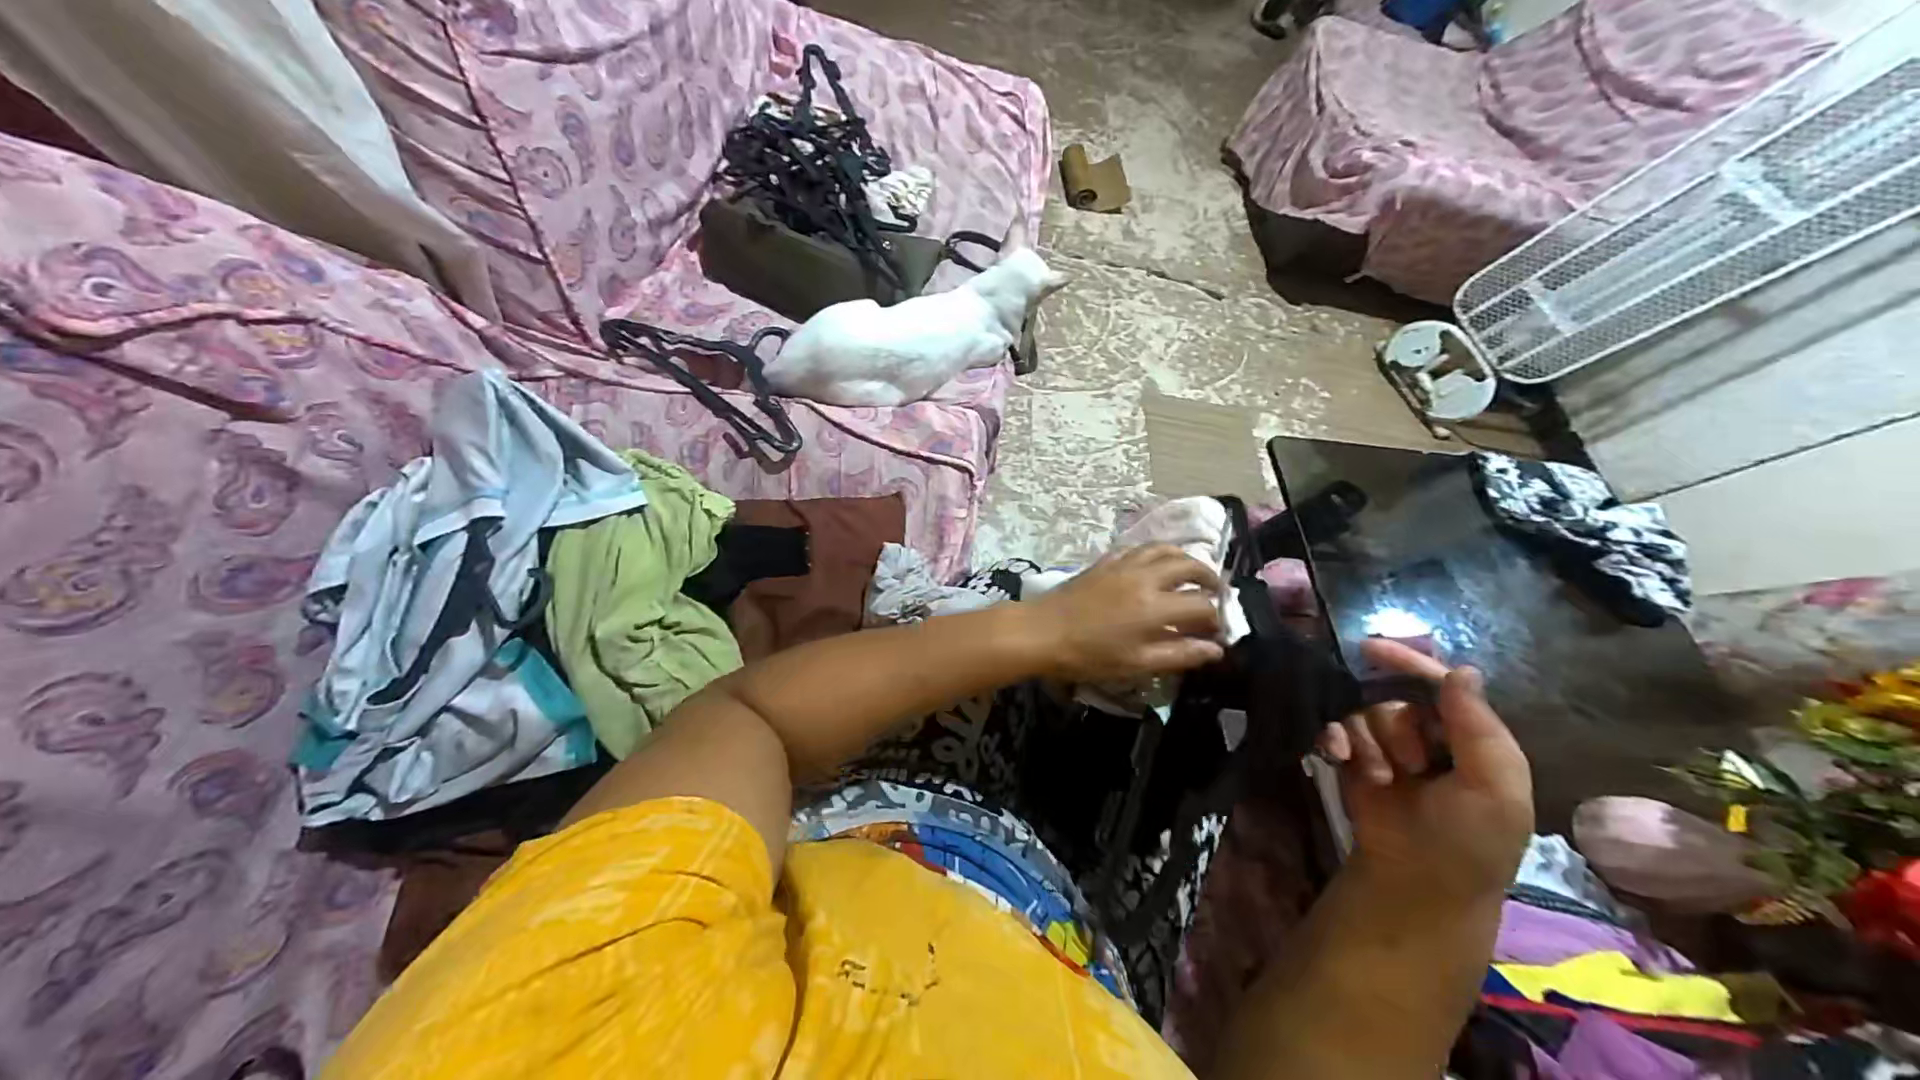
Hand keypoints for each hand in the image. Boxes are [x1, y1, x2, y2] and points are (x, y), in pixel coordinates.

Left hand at [1024, 543, 1225, 682]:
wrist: (1041, 632)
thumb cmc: (1088, 655)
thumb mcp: (1136, 664)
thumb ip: (1179, 654)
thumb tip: (1215, 649)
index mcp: (1156, 607)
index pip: (1202, 605)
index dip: (1216, 618)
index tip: (1217, 631)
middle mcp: (1146, 578)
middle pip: (1190, 566)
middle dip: (1210, 579)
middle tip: (1215, 594)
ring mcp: (1124, 565)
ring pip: (1165, 549)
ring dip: (1185, 558)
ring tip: (1191, 573)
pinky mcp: (1105, 561)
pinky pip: (1139, 548)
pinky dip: (1156, 553)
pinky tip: (1154, 565)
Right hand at [1320, 638, 1532, 903]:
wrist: (1418, 882)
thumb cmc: (1469, 839)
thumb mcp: (1495, 789)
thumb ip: (1479, 727)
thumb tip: (1460, 669)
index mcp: (1469, 734)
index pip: (1439, 684)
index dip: (1408, 663)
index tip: (1370, 648)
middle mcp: (1425, 732)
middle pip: (1394, 696)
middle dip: (1395, 725)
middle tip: (1411, 765)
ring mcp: (1385, 745)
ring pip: (1363, 711)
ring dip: (1368, 742)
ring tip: (1381, 778)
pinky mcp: (1352, 758)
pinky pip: (1335, 728)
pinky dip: (1335, 738)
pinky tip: (1338, 756)